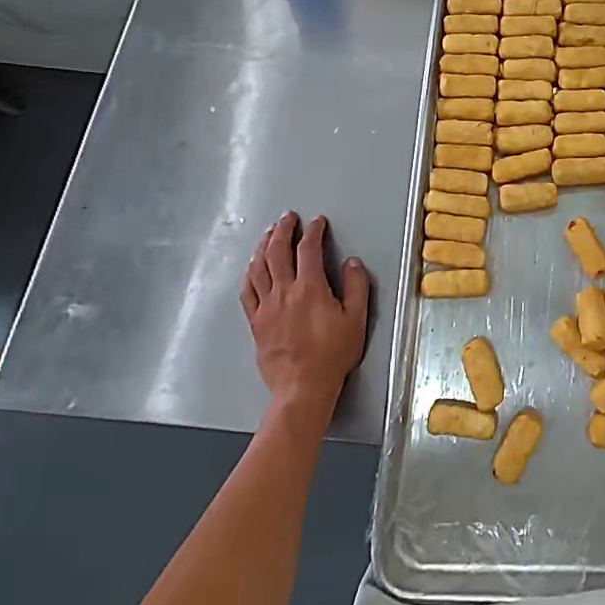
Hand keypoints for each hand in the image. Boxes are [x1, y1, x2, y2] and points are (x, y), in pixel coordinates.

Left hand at [239, 212, 370, 410]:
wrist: (302, 387)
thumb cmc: (332, 355)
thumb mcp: (356, 319)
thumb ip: (356, 287)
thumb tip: (352, 263)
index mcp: (310, 288)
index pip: (308, 249)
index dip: (313, 231)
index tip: (318, 222)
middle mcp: (284, 292)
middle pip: (277, 251)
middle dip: (282, 230)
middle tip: (288, 217)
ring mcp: (266, 307)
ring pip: (259, 267)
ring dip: (263, 246)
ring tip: (268, 234)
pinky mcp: (256, 322)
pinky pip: (248, 290)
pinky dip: (250, 273)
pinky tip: (253, 267)